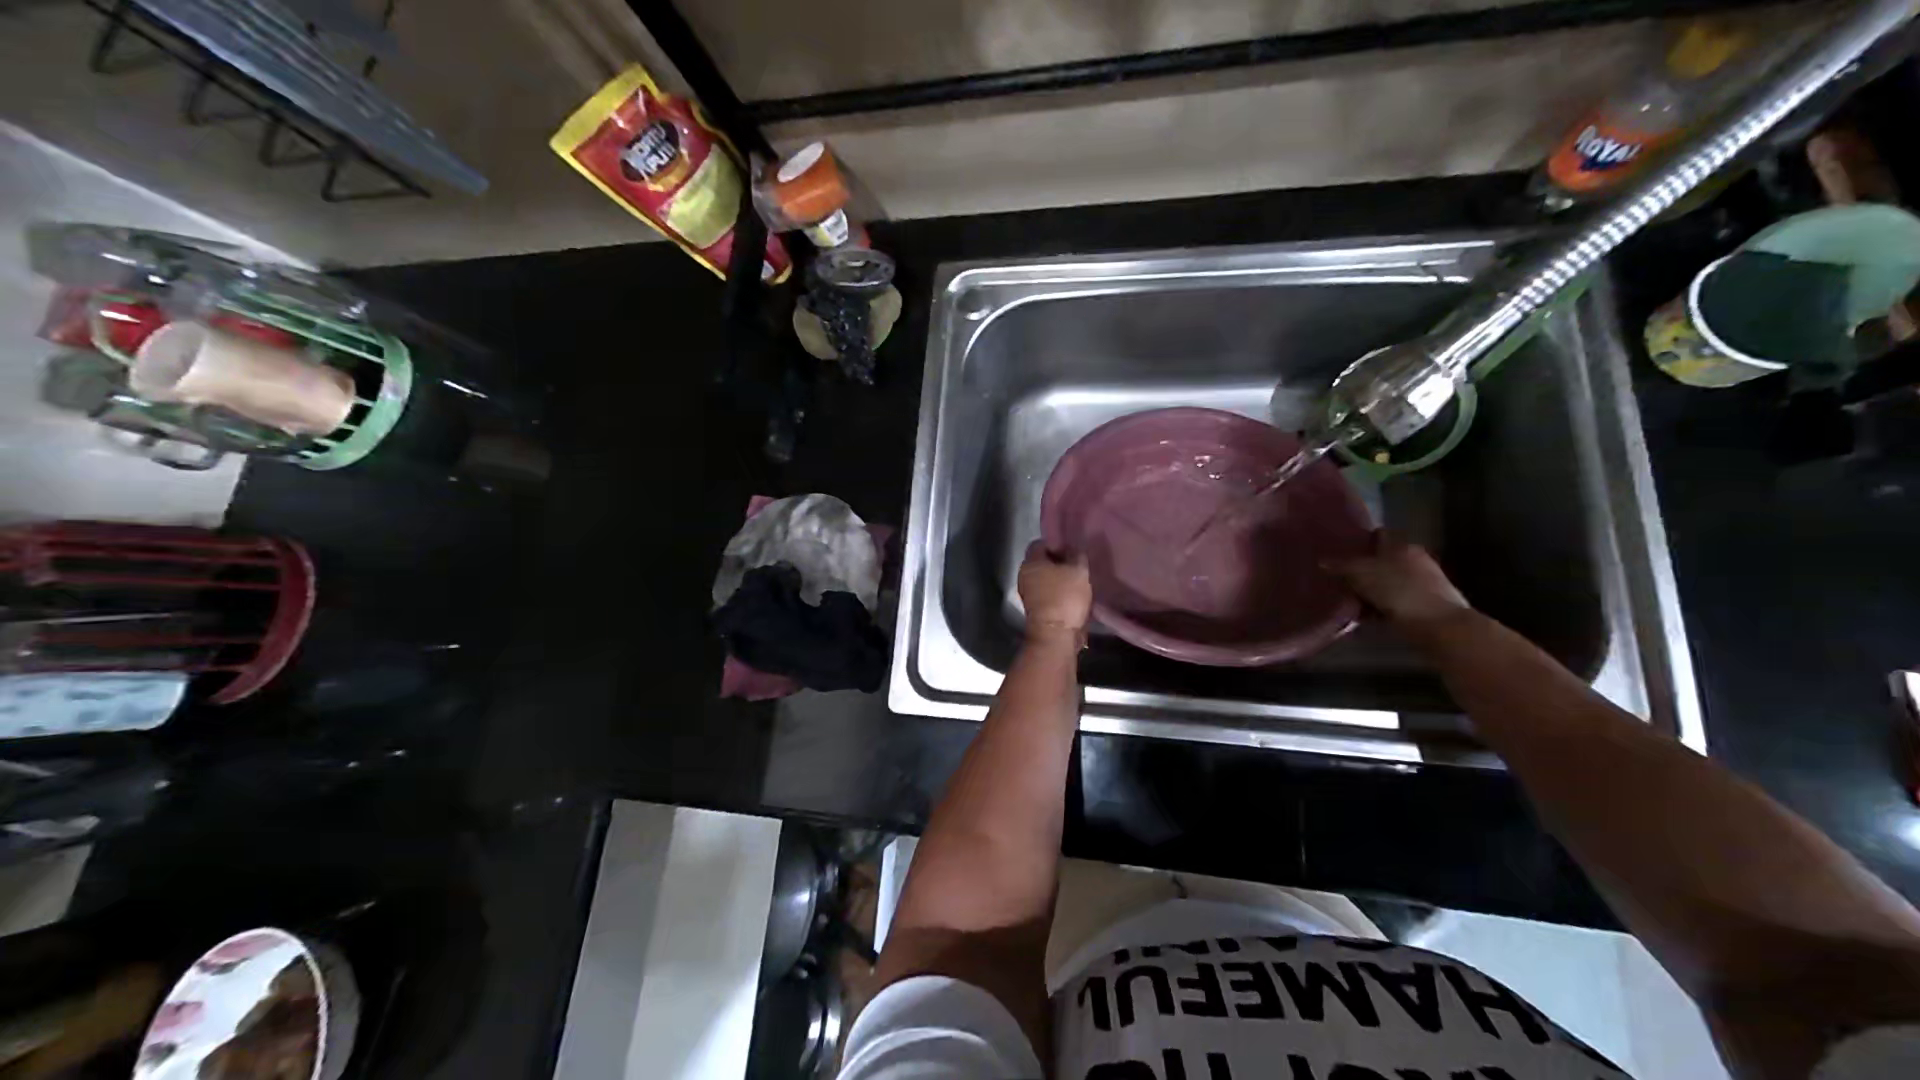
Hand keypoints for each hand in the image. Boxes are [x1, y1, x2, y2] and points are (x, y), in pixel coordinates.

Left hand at [1018, 541, 1091, 645]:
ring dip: (1059, 579)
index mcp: (1030, 562)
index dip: (1057, 544)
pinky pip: (1047, 593)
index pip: (1041, 544)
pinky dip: (1058, 593)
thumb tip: (1073, 549)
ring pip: (1045, 579)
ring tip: (1077, 580)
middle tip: (1077, 565)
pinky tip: (1073, 595)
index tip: (1072, 550)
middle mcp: (1024, 575)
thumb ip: (1076, 555)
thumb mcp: (1078, 570)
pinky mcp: (1035, 609)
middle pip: (1042, 562)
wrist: (1056, 634)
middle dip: (1059, 562)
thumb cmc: (1065, 596)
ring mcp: (1028, 593)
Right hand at [1324, 533, 1470, 627]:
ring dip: (1370, 591)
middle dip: (1362, 569)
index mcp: (1402, 546)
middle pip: (1382, 561)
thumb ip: (1341, 566)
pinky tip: (1365, 617)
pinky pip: (1394, 603)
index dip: (1359, 541)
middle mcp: (1415, 561)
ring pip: (1387, 583)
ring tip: (1347, 600)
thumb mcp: (1362, 575)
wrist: (1440, 627)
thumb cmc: (1400, 592)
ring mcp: (1423, 584)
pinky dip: (1380, 608)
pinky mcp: (1425, 606)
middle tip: (1339, 579)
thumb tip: (1322, 562)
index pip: (1378, 535)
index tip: (1340, 550)